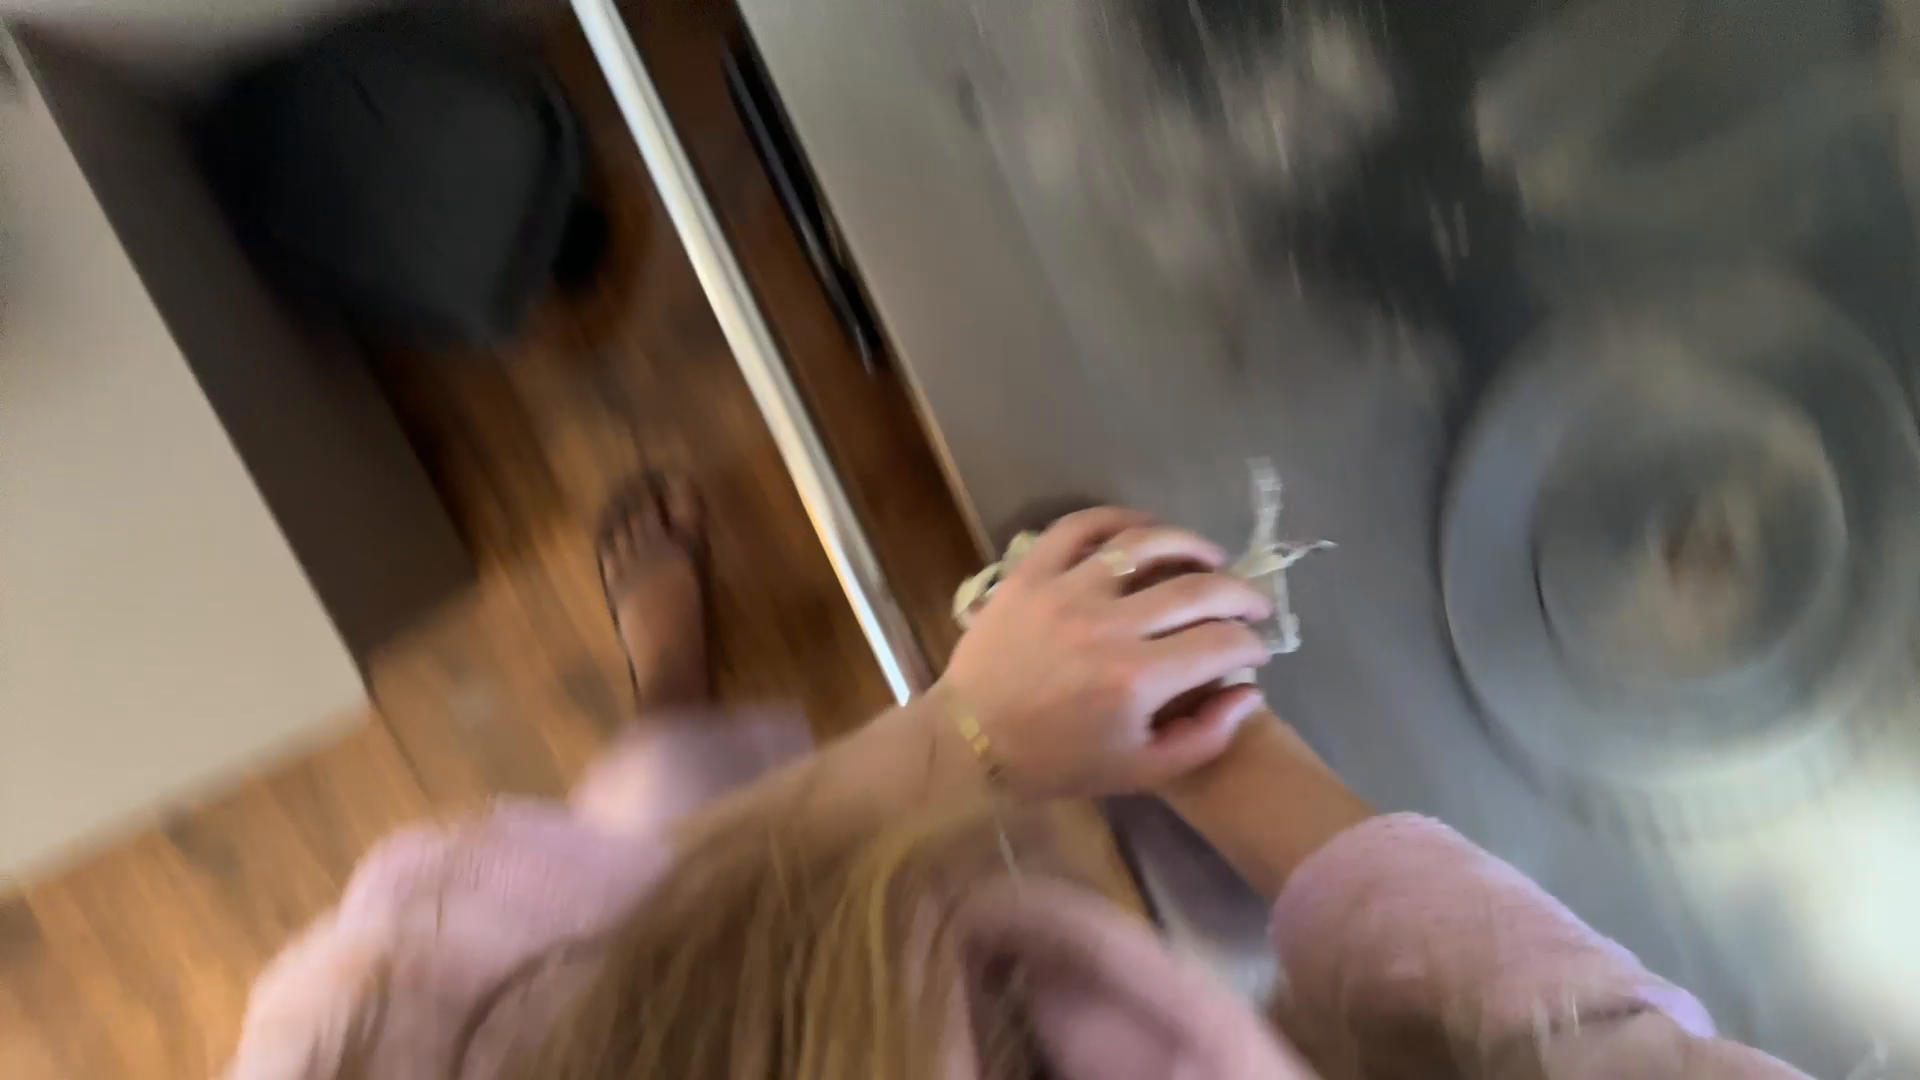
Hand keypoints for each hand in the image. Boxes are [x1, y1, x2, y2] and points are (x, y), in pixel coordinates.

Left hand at [935, 507, 1274, 796]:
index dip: (1250, 643)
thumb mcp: (1140, 770)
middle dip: (1240, 593)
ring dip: (1190, 543)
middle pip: (1197, 588)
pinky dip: (1117, 518)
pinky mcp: (1030, 572)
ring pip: (1144, 544)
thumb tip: (1249, 691)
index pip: (1221, 643)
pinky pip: (1079, 527)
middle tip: (1251, 602)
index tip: (1253, 648)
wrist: (972, 738)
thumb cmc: (1057, 761)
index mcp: (1137, 679)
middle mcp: (1108, 625)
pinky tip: (1143, 528)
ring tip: (1209, 554)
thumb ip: (1206, 736)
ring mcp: (1065, 590)